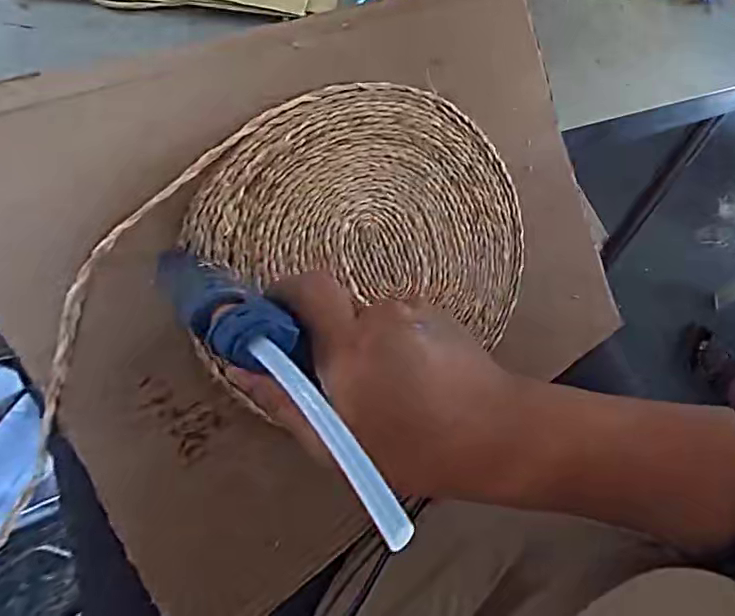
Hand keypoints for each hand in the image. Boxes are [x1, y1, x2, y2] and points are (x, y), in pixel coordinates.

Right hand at [226, 272, 529, 497]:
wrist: (490, 428)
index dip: (282, 295)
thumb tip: (244, 366)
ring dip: (363, 345)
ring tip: (383, 391)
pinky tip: (411, 380)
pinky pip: (399, 322)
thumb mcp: (332, 440)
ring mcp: (416, 309)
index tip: (269, 320)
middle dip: (324, 334)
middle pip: (337, 306)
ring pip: (369, 319)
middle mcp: (383, 314)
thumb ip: (284, 398)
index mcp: (350, 345)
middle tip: (332, 380)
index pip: (308, 287)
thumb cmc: (408, 448)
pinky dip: (392, 344)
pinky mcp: (440, 312)